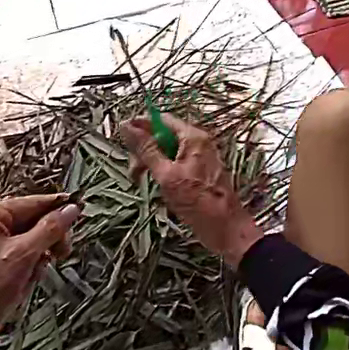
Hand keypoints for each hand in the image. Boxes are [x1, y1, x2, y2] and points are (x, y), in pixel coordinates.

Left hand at [0, 195, 78, 349]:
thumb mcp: (23, 256)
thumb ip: (50, 229)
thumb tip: (70, 210)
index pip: (32, 202)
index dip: (58, 209)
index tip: (78, 211)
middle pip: (31, 222)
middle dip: (46, 241)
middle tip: (59, 253)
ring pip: (28, 243)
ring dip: (36, 260)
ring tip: (29, 277)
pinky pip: (18, 259)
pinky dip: (25, 271)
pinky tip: (21, 285)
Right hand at [121, 113, 262, 267]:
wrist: (226, 229)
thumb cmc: (197, 202)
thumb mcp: (166, 174)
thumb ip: (146, 149)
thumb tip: (126, 126)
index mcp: (193, 137)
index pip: (162, 120)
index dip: (140, 125)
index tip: (122, 136)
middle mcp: (199, 142)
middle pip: (164, 136)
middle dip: (145, 150)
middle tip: (133, 171)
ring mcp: (201, 158)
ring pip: (169, 152)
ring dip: (153, 164)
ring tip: (142, 181)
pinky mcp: (201, 173)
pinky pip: (178, 164)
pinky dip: (165, 172)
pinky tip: (160, 188)